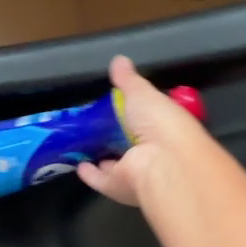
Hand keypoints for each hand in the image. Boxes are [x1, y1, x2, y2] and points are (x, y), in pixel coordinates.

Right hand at [76, 56, 208, 208]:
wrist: (167, 164)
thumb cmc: (161, 123)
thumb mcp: (143, 93)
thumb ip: (128, 80)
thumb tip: (119, 60)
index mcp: (164, 127)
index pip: (145, 118)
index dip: (131, 111)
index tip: (111, 104)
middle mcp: (153, 151)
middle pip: (128, 142)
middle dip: (113, 135)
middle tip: (90, 124)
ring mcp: (138, 171)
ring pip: (116, 162)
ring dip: (102, 156)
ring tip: (81, 144)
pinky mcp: (121, 187)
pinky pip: (102, 179)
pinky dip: (91, 173)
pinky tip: (78, 165)